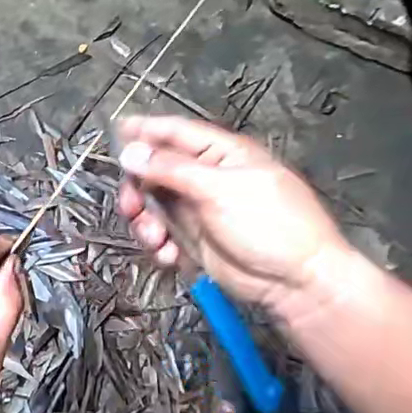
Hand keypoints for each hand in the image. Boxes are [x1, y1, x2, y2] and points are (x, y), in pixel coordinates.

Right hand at [115, 115, 353, 319]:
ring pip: (153, 206)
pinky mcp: (194, 240)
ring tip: (155, 238)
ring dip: (145, 221)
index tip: (117, 130)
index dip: (145, 130)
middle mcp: (206, 178)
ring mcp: (199, 210)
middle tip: (131, 205)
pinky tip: (168, 255)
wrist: (295, 282)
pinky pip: (162, 235)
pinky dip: (158, 245)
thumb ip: (171, 169)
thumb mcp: (220, 190)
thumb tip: (132, 152)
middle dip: (137, 187)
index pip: (175, 133)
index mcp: (220, 154)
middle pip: (155, 171)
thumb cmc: (274, 226)